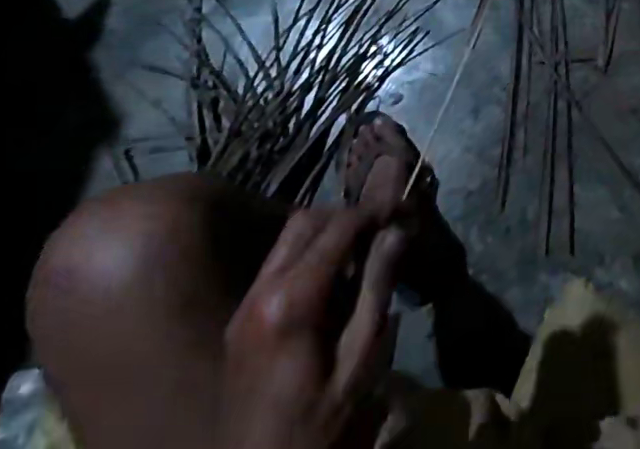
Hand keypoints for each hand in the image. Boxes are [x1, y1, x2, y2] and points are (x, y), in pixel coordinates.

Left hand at [221, 205, 407, 448]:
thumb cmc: (320, 426)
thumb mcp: (360, 363)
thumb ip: (377, 290)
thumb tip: (396, 232)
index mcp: (290, 302)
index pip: (336, 229)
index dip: (370, 214)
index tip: (399, 212)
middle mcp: (260, 292)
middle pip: (304, 222)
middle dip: (345, 217)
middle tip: (380, 231)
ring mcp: (244, 305)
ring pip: (286, 240)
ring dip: (324, 233)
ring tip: (359, 255)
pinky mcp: (240, 319)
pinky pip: (275, 265)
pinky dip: (306, 255)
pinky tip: (332, 282)